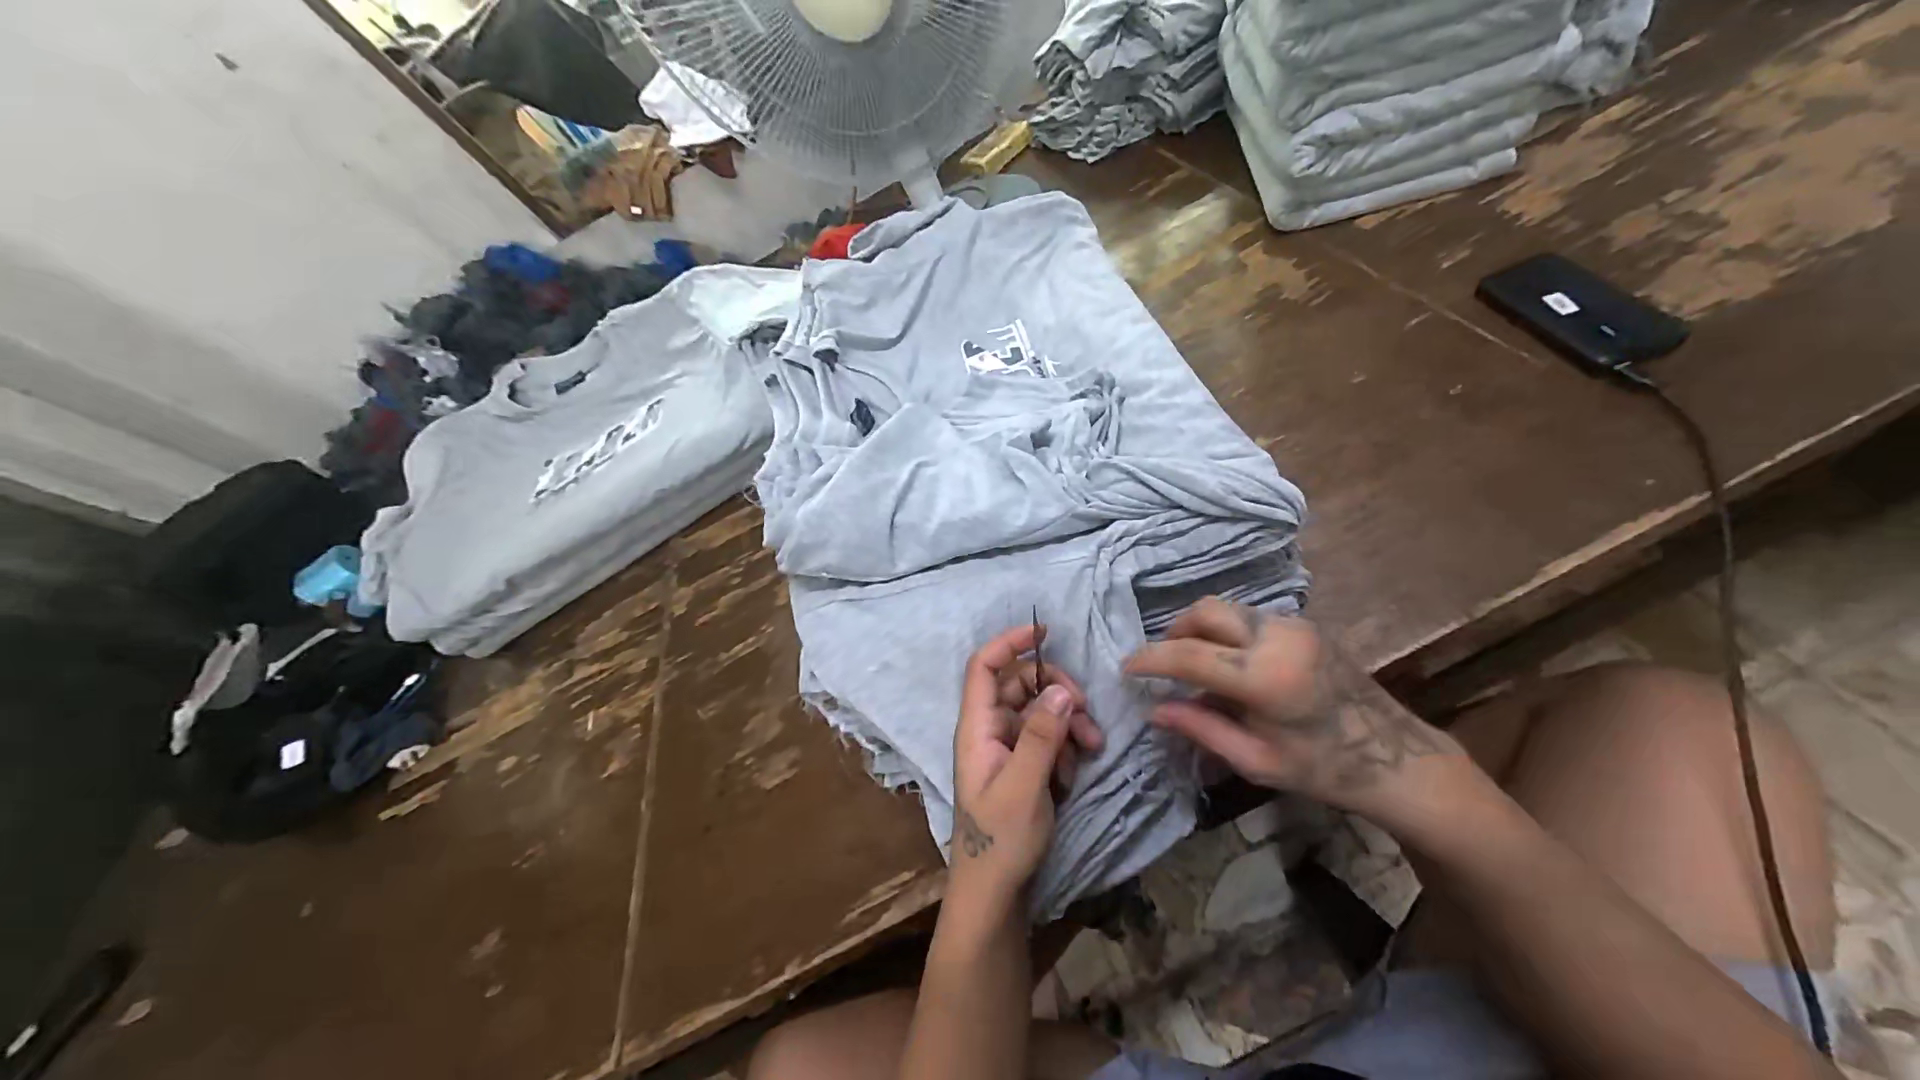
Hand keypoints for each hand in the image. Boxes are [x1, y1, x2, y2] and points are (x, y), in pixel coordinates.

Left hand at [950, 624, 1104, 912]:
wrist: (996, 893)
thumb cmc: (1001, 840)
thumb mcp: (1024, 785)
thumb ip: (1042, 735)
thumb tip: (1061, 688)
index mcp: (976, 727)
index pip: (985, 667)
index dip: (1009, 642)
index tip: (1045, 630)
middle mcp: (989, 730)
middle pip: (1022, 686)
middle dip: (1058, 693)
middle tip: (1087, 715)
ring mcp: (1007, 749)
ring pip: (1041, 712)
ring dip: (1069, 722)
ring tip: (1092, 749)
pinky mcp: (1024, 767)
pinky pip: (1047, 738)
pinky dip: (1065, 745)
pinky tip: (1074, 771)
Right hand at [1123, 597, 1465, 824]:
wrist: (1398, 759)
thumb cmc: (1324, 770)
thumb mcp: (1256, 760)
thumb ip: (1200, 728)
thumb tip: (1153, 710)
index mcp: (1264, 677)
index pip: (1189, 655)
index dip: (1150, 659)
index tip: (1126, 668)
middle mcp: (1277, 638)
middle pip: (1204, 611)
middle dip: (1174, 633)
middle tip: (1163, 664)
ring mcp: (1294, 625)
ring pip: (1226, 610)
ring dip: (1200, 631)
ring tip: (1195, 667)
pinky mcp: (1305, 625)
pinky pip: (1248, 617)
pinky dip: (1226, 634)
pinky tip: (1230, 666)